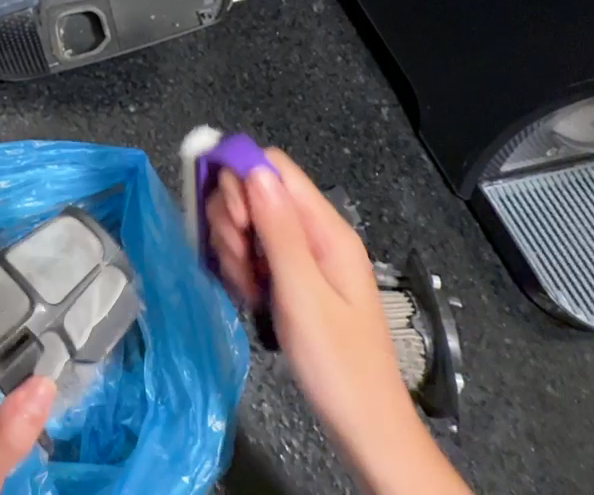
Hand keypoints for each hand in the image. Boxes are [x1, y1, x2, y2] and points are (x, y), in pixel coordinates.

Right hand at [209, 150, 470, 494]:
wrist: (363, 424)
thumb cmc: (338, 363)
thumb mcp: (304, 294)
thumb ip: (279, 230)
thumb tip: (255, 171)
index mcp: (326, 230)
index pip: (274, 168)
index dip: (240, 178)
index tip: (229, 219)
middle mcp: (313, 233)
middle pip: (253, 192)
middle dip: (231, 220)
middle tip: (240, 262)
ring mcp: (300, 254)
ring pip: (245, 222)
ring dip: (232, 248)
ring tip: (247, 286)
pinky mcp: (287, 275)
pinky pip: (249, 251)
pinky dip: (238, 268)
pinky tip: (247, 294)